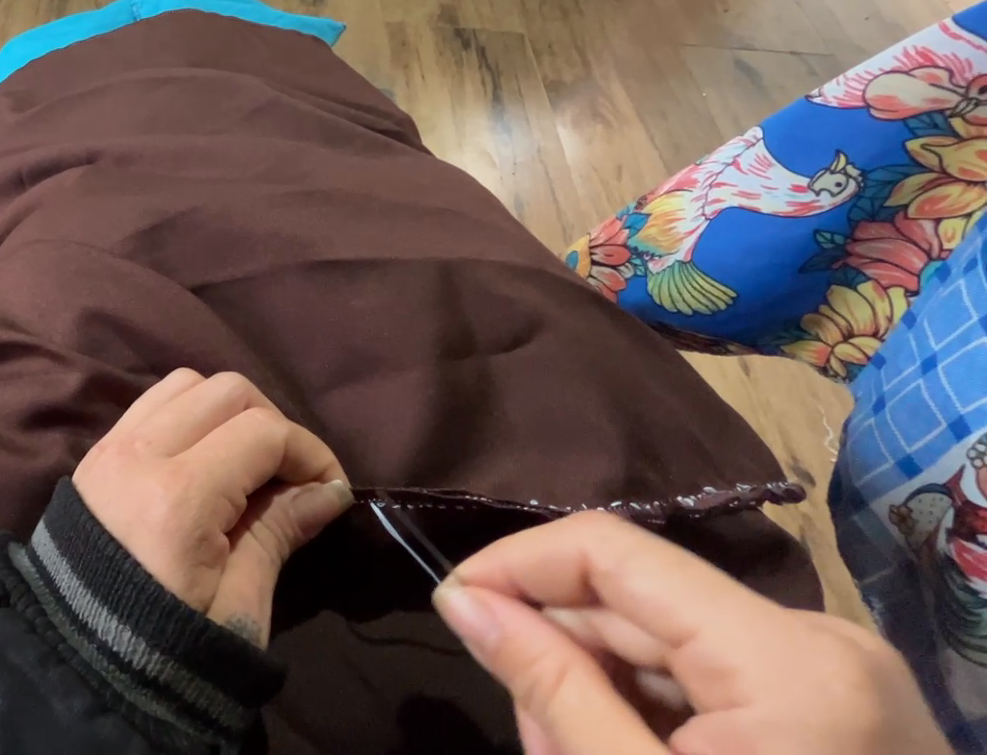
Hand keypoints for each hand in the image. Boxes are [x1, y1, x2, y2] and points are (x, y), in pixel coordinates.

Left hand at [73, 369, 353, 645]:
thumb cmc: (165, 648)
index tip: (330, 489)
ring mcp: (111, 446)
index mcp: (178, 496)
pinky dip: (188, 413)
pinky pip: (152, 403)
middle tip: (290, 475)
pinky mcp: (96, 452)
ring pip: (185, 384)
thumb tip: (329, 490)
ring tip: (246, 461)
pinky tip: (204, 457)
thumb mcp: (239, 607)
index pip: (262, 431)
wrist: (75, 661)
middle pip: (226, 390)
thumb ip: (279, 532)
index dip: (310, 452)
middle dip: (272, 423)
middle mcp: (140, 453)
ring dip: (226, 410)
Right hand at [432, 510, 950, 754]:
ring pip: (653, 636)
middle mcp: (814, 640)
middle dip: (557, 652)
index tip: (455, 608)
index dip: (514, 563)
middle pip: (627, 597)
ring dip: (592, 686)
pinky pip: (697, 672)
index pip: (607, 549)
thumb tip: (458, 599)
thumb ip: (548, 685)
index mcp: (785, 660)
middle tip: (534, 737)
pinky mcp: (830, 705)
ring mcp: (830, 674)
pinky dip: (642, 708)